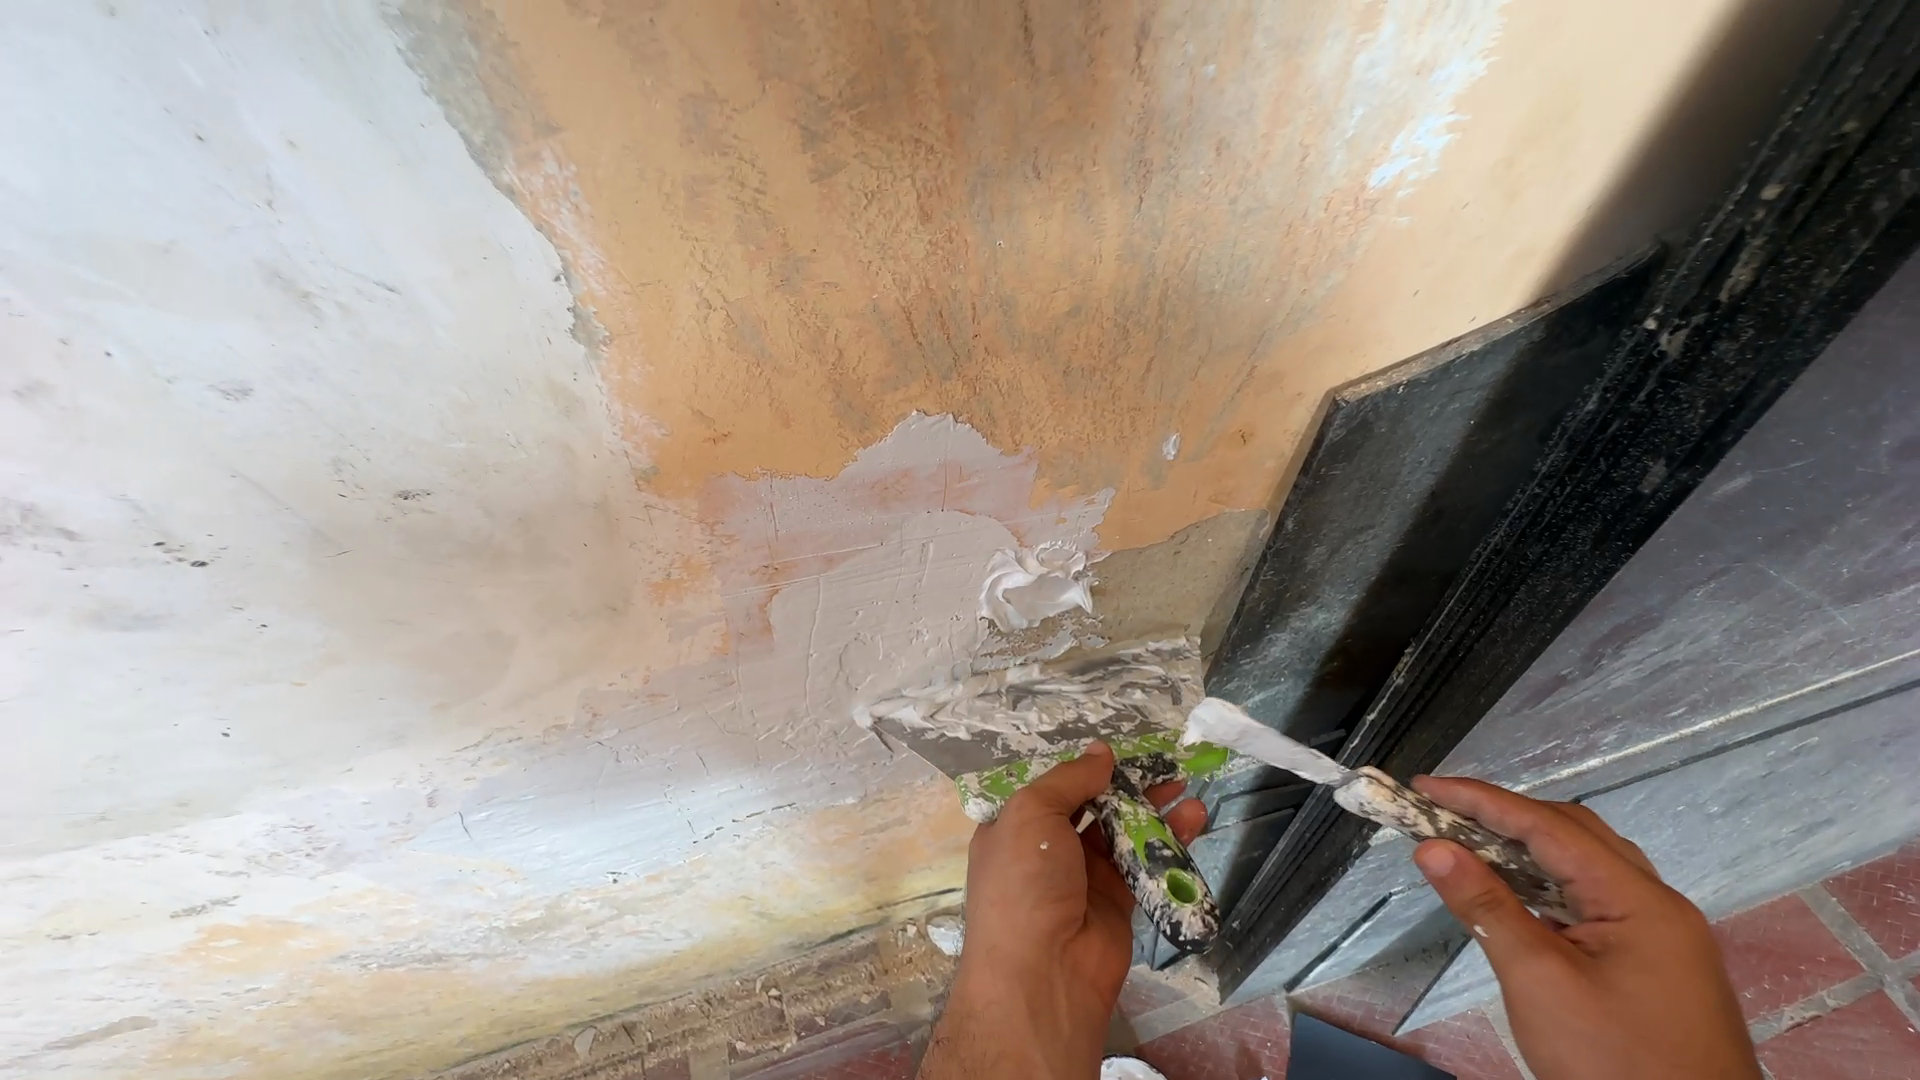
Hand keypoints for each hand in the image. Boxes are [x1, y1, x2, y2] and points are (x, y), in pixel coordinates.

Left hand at [918, 743, 1206, 1079]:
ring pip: (1121, 831)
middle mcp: (1046, 849)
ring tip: (1181, 783)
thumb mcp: (1031, 813)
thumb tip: (1100, 751)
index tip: (1111, 749)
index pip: (1048, 788)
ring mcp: (1083, 876)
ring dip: (1151, 807)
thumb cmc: (1024, 881)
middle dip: (1122, 784)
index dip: (1078, 768)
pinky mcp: (1118, 899)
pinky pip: (1145, 861)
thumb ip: (1070, 779)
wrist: (1044, 973)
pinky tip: (1192, 816)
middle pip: (1089, 805)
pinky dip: (1168, 839)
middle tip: (1157, 762)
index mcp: (1013, 826)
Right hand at [1411, 776, 1758, 1079]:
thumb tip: (1431, 847)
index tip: (1422, 786)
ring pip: (1582, 864)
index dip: (1479, 799)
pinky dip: (1543, 880)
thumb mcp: (1537, 980)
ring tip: (1465, 842)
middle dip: (1502, 814)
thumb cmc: (1613, 1063)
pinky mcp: (1652, 964)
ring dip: (1523, 845)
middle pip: (1571, 833)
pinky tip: (1511, 890)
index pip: (1547, 826)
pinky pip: (1590, 897)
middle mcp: (1657, 906)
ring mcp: (1660, 937)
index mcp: (1639, 901)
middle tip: (1441, 812)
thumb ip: (1484, 905)